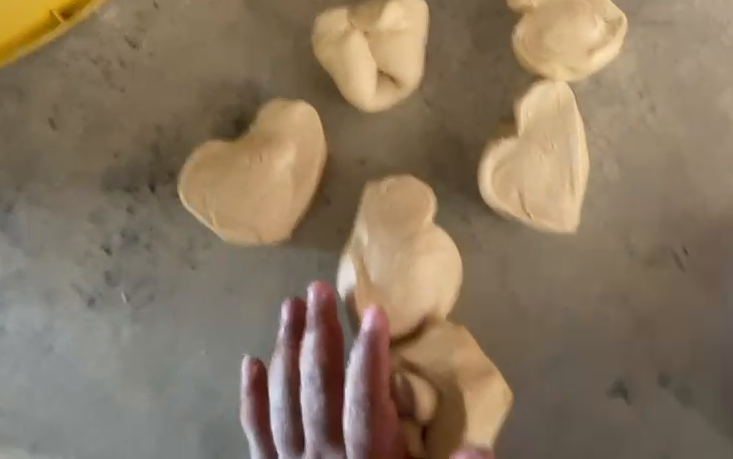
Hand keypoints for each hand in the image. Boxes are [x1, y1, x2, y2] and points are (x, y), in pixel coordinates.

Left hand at [239, 282, 493, 458]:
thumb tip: (481, 449)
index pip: (365, 403)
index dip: (368, 359)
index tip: (375, 311)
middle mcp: (323, 458)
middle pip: (318, 391)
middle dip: (319, 337)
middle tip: (319, 289)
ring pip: (285, 401)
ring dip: (287, 351)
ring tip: (291, 306)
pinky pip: (256, 435)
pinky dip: (253, 398)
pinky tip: (252, 360)